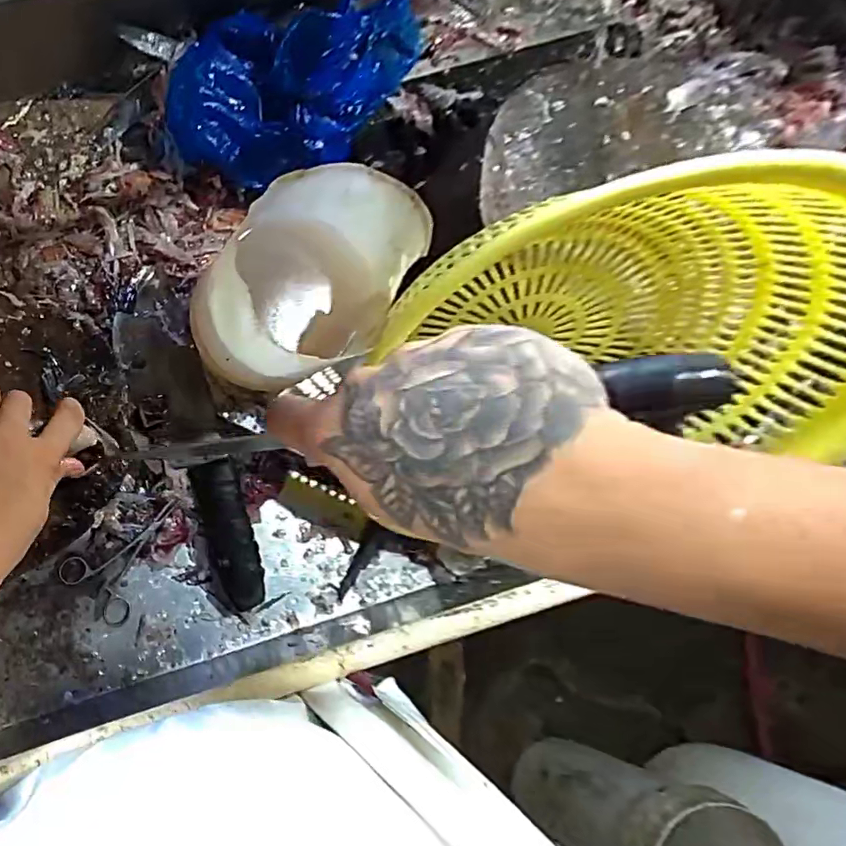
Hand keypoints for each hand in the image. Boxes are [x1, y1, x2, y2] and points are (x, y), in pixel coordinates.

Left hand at [0, 383, 86, 589]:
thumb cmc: (5, 540)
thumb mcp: (38, 509)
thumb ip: (52, 477)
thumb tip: (71, 462)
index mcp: (40, 457)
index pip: (68, 418)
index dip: (69, 412)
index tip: (63, 413)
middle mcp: (9, 436)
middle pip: (20, 400)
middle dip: (17, 412)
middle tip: (7, 434)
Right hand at [268, 325, 610, 554]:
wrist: (553, 480)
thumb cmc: (463, 509)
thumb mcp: (387, 506)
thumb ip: (353, 467)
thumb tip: (343, 451)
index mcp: (343, 424)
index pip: (291, 413)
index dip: (291, 422)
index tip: (298, 427)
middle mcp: (376, 378)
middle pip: (363, 393)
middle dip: (379, 413)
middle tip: (421, 446)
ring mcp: (429, 351)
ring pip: (416, 371)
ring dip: (431, 393)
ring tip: (475, 430)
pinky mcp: (482, 336)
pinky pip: (464, 358)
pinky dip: (475, 379)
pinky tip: (505, 411)